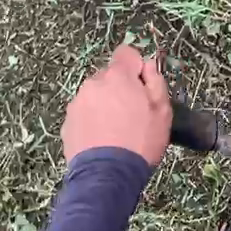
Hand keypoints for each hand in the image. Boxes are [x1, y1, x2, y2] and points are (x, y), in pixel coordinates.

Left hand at [63, 45, 170, 165]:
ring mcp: (77, 103)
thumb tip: (148, 66)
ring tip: (116, 131)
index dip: (136, 67)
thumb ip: (156, 81)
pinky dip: (93, 120)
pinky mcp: (67, 123)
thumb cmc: (140, 142)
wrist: (106, 177)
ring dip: (105, 104)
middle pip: (110, 76)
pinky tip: (103, 139)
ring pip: (96, 95)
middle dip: (121, 88)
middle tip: (133, 114)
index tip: (142, 85)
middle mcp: (93, 83)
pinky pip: (84, 113)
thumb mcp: (163, 111)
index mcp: (118, 76)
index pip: (126, 53)